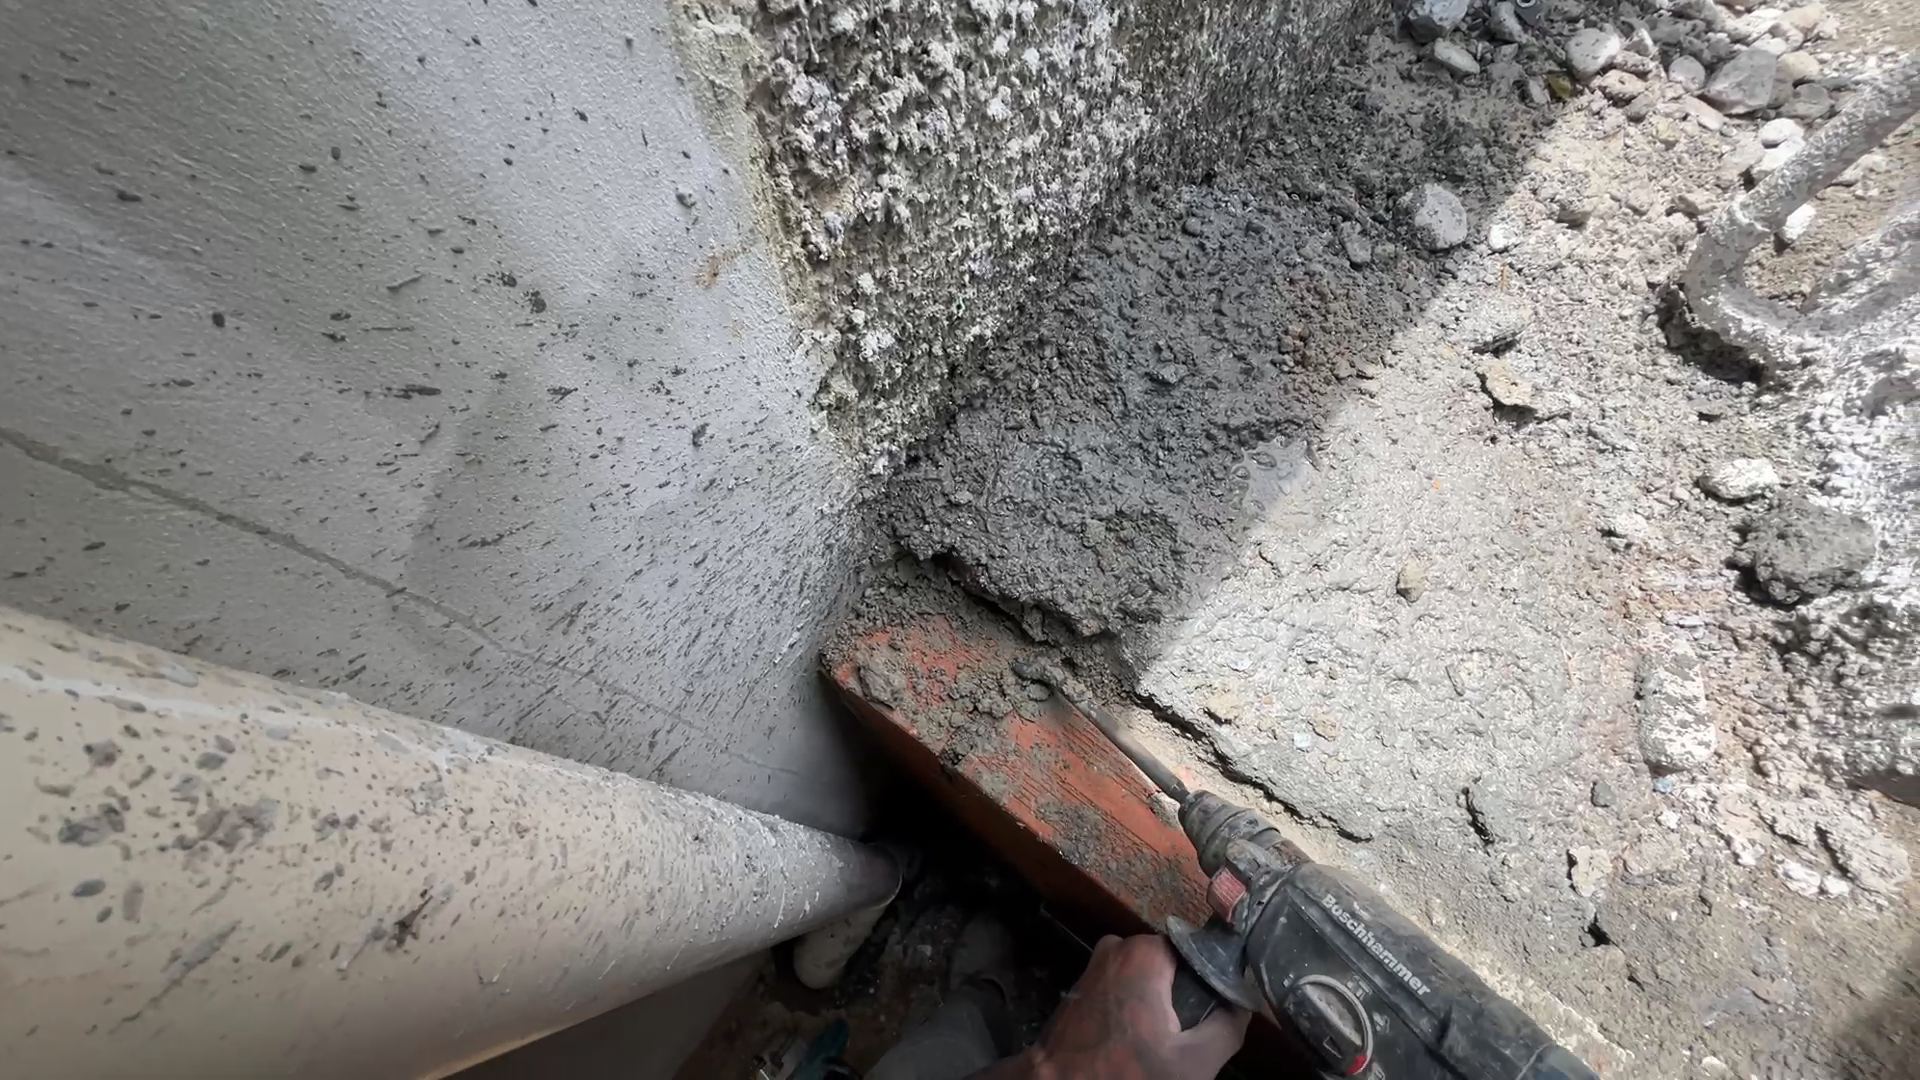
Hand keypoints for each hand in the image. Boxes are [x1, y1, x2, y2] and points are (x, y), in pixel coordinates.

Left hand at [982, 934, 1248, 1079]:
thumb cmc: (1128, 1071)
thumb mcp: (1192, 1063)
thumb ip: (1226, 1028)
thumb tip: (1243, 1003)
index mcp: (1146, 951)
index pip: (1196, 952)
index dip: (1210, 982)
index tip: (1216, 1013)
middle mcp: (1120, 943)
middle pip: (1172, 966)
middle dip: (1184, 998)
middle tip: (1188, 1037)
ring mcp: (1098, 961)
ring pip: (1147, 978)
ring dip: (1160, 1006)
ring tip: (1164, 1043)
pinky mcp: (1086, 980)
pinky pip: (1125, 985)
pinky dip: (1137, 1008)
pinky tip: (1139, 1039)